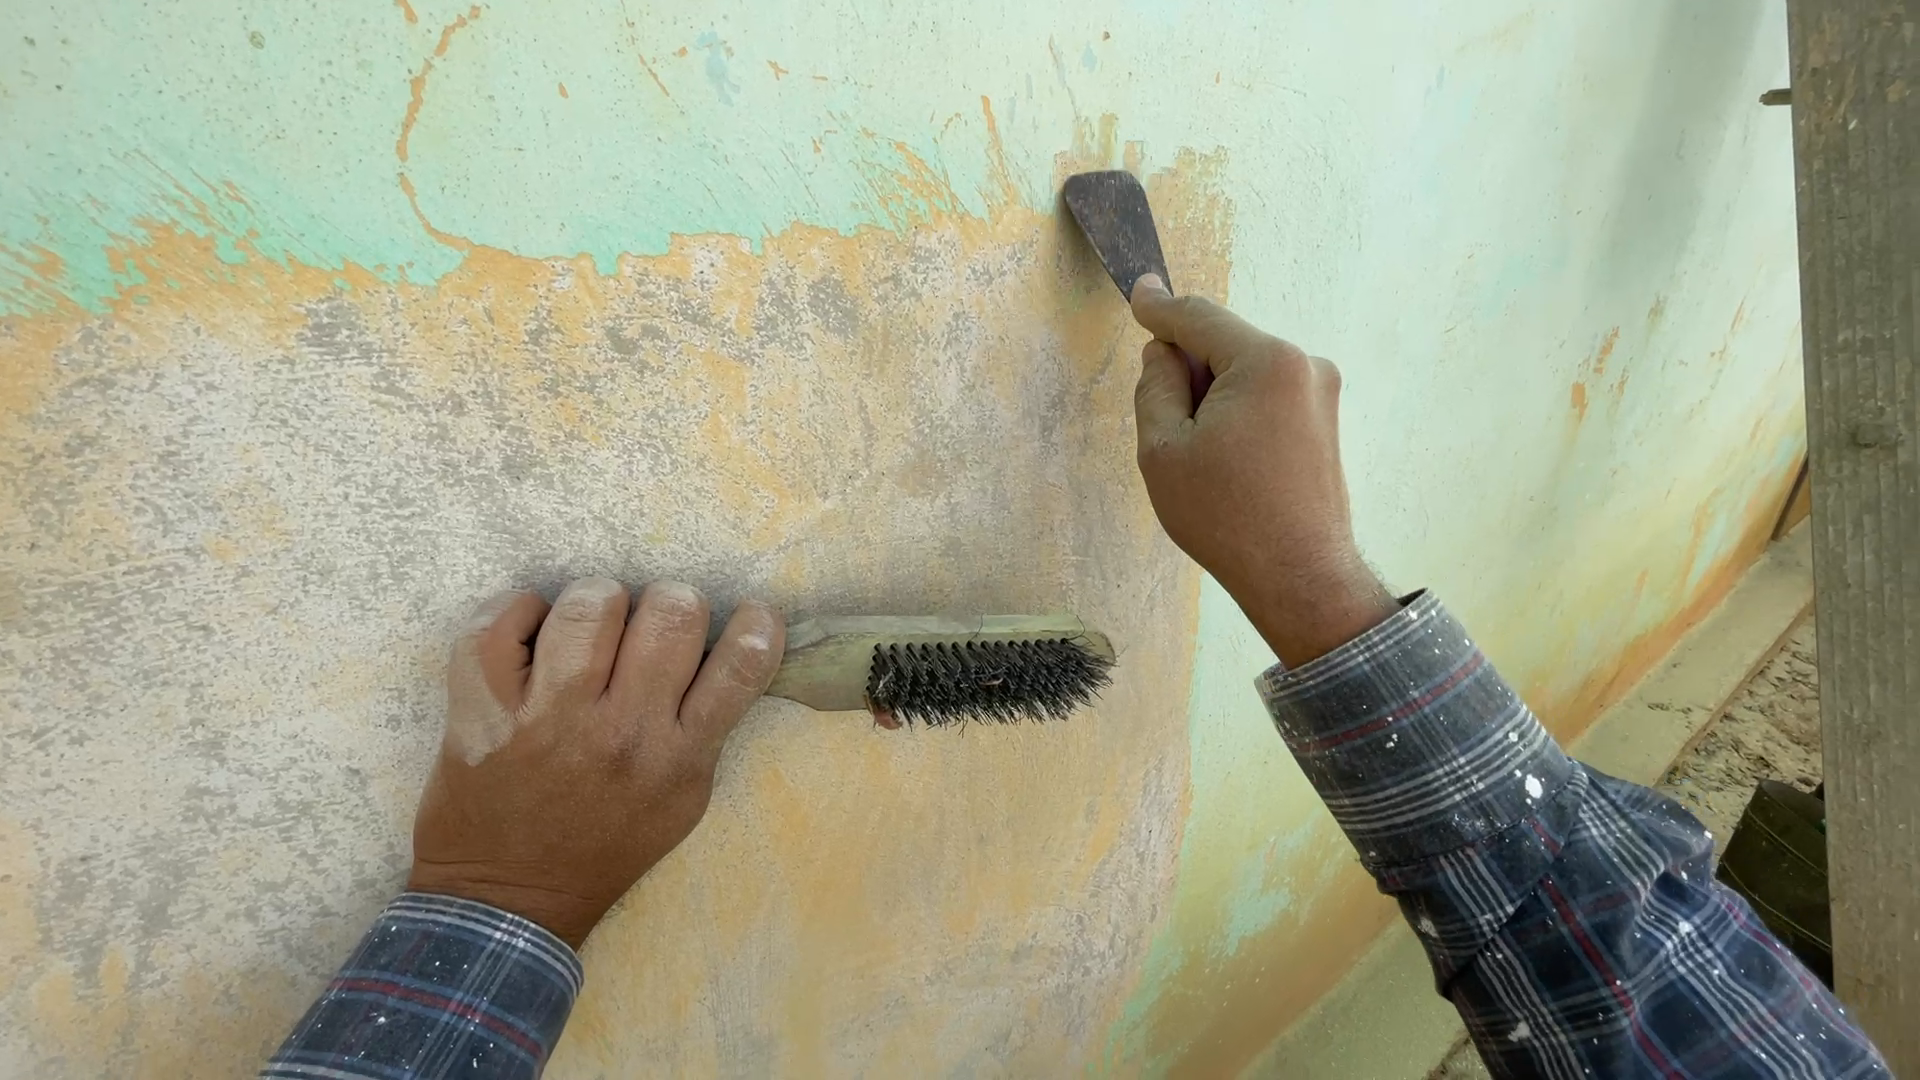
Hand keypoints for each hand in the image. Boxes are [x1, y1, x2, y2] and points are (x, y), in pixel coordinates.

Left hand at [407, 577, 784, 948]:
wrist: (508, 901)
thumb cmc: (611, 843)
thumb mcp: (687, 798)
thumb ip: (708, 726)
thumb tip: (726, 648)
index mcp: (679, 755)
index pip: (740, 666)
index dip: (756, 624)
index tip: (750, 614)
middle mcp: (621, 731)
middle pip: (671, 615)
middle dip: (673, 603)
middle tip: (656, 622)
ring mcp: (546, 718)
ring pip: (590, 606)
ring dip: (601, 600)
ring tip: (594, 623)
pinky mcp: (482, 711)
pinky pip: (498, 623)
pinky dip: (520, 609)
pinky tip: (536, 630)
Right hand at [1129, 275, 1396, 666]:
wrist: (1299, 576)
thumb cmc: (1224, 515)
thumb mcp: (1163, 451)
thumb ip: (1156, 388)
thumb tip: (1165, 354)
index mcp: (1266, 362)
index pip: (1199, 318)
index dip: (1161, 307)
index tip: (1138, 291)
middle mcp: (1303, 365)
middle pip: (1224, 347)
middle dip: (1189, 372)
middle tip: (1169, 432)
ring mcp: (1320, 394)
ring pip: (1243, 375)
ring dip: (1212, 398)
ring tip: (1203, 461)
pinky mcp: (1324, 422)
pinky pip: (1265, 398)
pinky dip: (1236, 413)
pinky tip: (1229, 464)